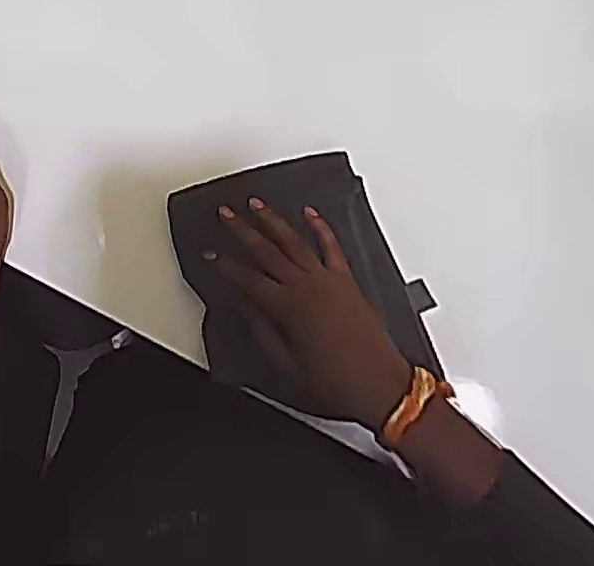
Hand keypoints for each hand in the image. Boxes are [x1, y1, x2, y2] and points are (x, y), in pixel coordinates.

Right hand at [208, 198, 412, 429]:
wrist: (382, 388)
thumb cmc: (336, 383)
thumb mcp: (287, 367)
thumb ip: (263, 333)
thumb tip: (245, 309)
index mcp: (287, 308)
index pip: (247, 279)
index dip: (225, 266)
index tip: (211, 255)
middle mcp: (306, 286)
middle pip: (266, 250)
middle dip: (242, 229)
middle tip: (226, 214)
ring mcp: (327, 279)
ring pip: (293, 241)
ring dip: (273, 220)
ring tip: (257, 204)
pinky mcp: (346, 280)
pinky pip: (331, 246)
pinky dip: (320, 227)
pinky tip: (310, 213)